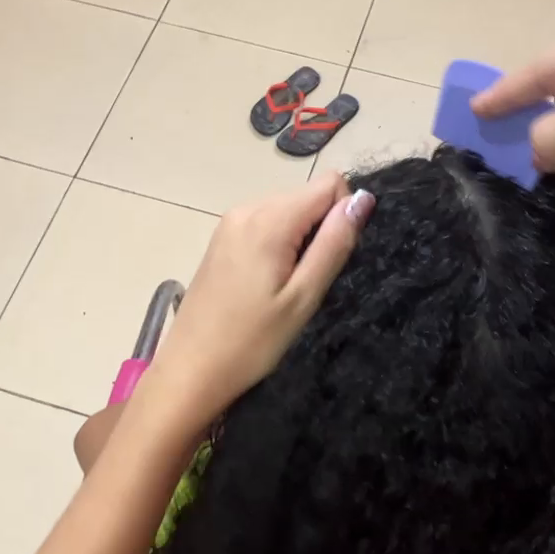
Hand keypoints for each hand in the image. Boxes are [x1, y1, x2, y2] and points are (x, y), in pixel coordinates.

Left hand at [141, 175, 374, 430]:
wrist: (191, 370)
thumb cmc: (252, 341)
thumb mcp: (304, 297)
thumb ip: (334, 243)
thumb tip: (363, 199)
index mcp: (268, 219)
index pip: (329, 183)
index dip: (343, 217)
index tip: (330, 261)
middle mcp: (246, 208)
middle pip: (307, 197)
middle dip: (320, 231)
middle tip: (307, 283)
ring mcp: (229, 223)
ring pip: (288, 212)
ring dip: (299, 242)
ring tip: (286, 289)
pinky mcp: (221, 240)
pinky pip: (266, 225)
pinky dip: (279, 247)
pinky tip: (268, 286)